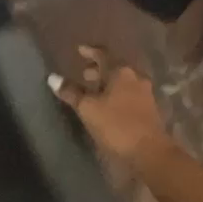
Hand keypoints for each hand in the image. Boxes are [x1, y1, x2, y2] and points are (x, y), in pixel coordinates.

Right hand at [52, 46, 172, 169]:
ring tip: (93, 91)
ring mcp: (145, 93)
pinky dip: (117, 94)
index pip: (103, 55)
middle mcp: (135, 77)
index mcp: (121, 72)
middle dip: (98, 70)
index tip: (79, 50)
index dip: (90, 52)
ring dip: (108, 83)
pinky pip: (129, 94)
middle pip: (114, 67)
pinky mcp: (149, 108)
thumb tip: (53, 78)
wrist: (150, 151)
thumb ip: (71, 92)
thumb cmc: (116, 125)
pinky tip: (108, 104)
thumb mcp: (88, 109)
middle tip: (84, 74)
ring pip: (123, 81)